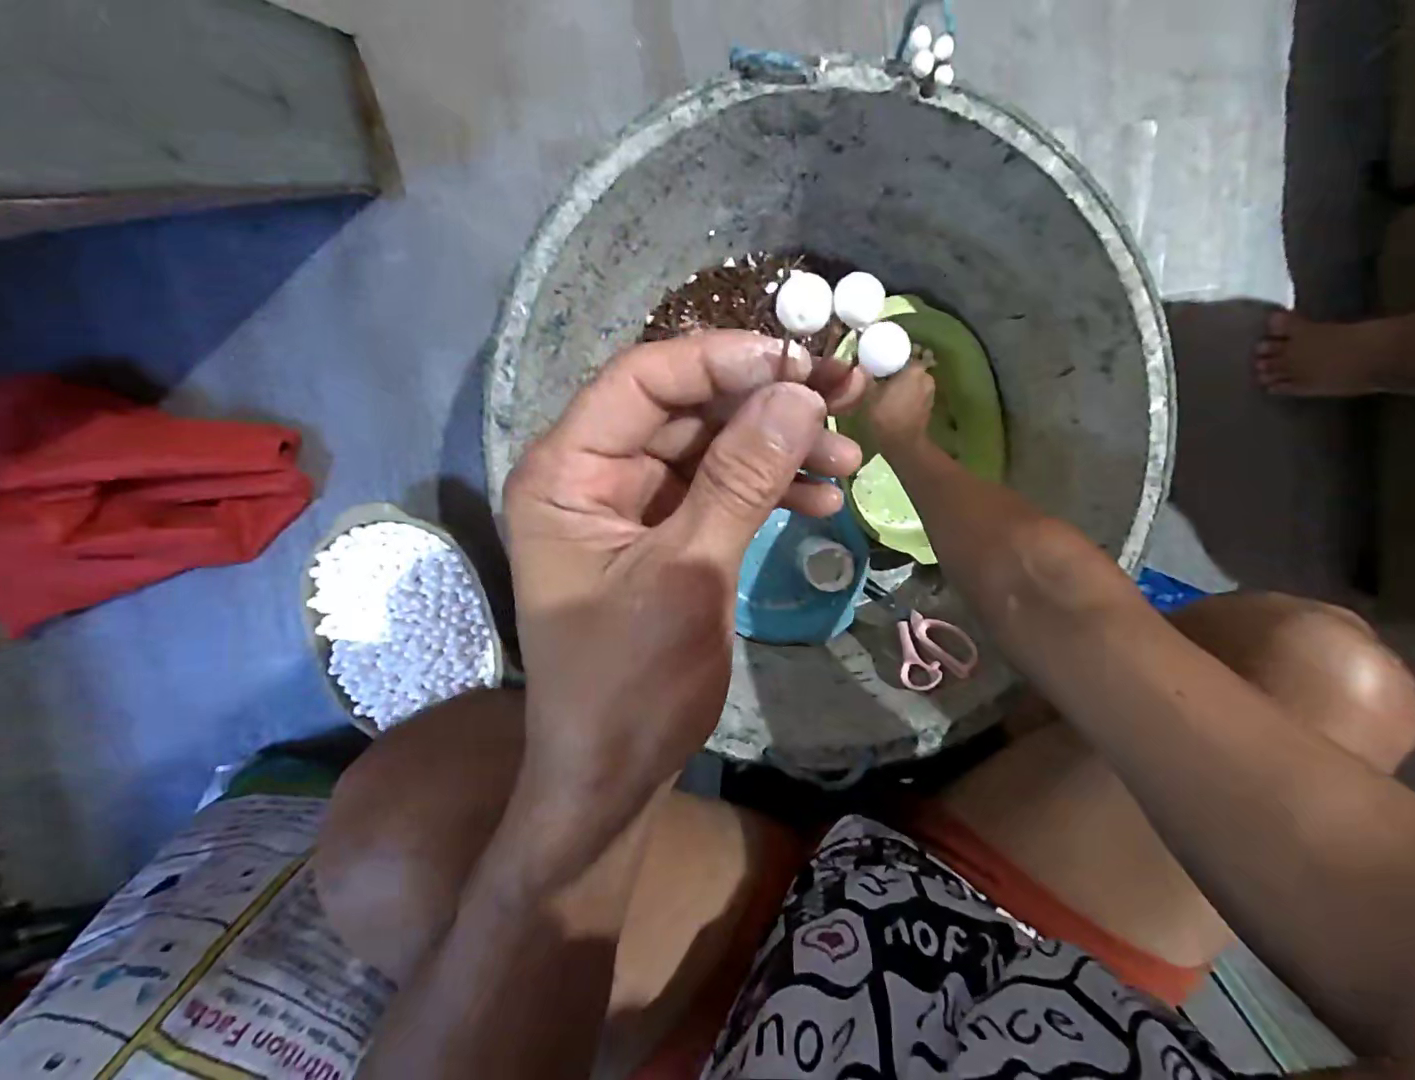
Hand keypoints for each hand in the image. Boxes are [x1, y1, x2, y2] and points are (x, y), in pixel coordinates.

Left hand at [503, 331, 866, 813]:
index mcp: (566, 474)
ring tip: (848, 459)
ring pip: (711, 448)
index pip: (643, 381)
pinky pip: (718, 492)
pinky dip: (768, 490)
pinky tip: (821, 499)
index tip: (801, 366)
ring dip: (778, 448)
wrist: (614, 776)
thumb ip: (741, 479)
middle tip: (845, 399)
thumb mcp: (690, 575)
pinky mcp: (663, 536)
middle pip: (684, 409)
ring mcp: (629, 507)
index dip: (723, 361)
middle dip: (765, 404)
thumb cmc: (633, 684)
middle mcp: (591, 476)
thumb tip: (798, 394)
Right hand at [862, 359, 936, 453]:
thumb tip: (862, 364)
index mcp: (915, 369)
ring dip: (903, 383)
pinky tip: (893, 401)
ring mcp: (930, 393)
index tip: (880, 358)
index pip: (906, 352)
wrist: (903, 445)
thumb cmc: (886, 415)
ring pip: (914, 381)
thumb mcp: (870, 393)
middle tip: (881, 373)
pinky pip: (916, 393)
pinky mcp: (928, 407)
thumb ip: (867, 376)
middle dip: (898, 369)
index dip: (893, 354)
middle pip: (911, 366)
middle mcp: (927, 377)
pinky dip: (906, 394)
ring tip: (886, 388)